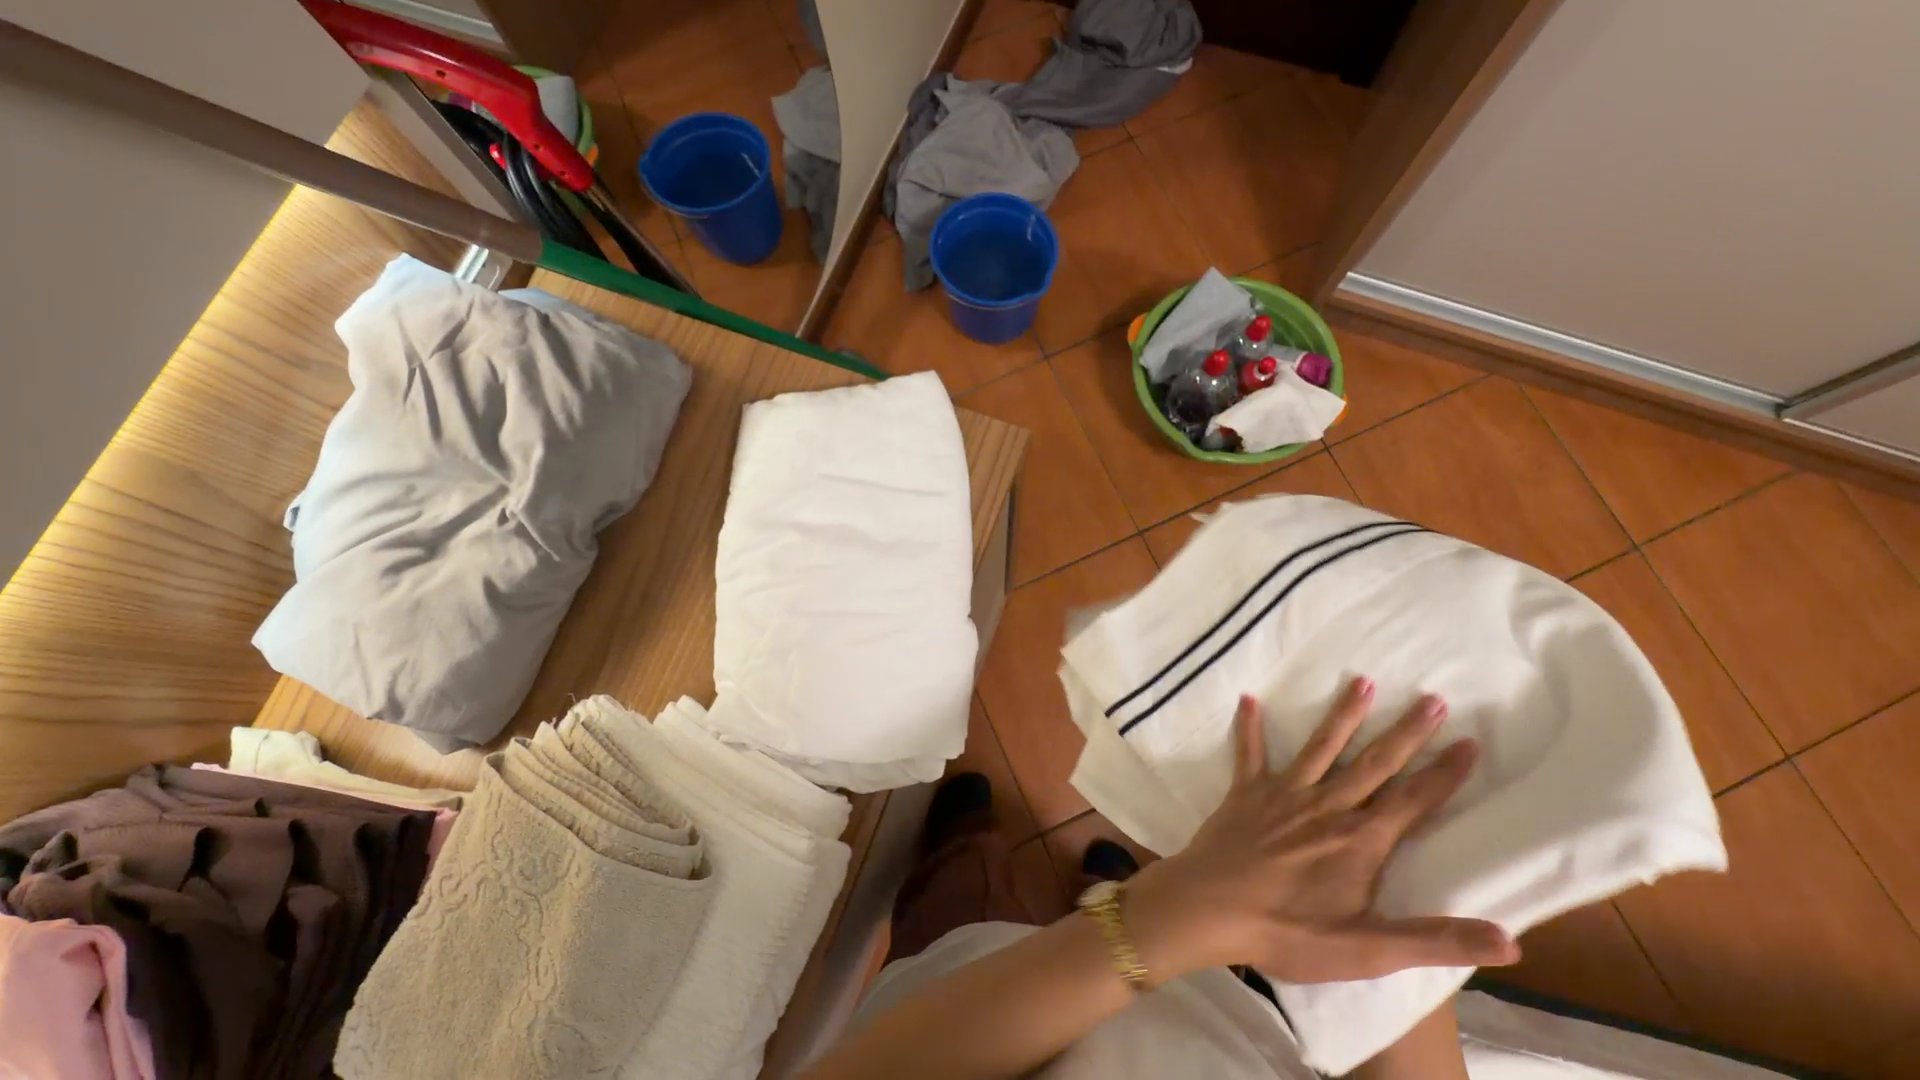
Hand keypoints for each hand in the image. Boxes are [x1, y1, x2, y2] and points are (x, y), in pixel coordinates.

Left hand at [1120, 678, 1520, 984]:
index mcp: (1360, 839)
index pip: (1415, 801)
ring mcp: (1283, 794)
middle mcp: (1326, 806)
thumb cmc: (1287, 932)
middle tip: (1432, 698)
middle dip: (1407, 732)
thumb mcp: (1369, 950)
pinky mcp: (1244, 794)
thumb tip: (1510, 943)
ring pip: (1320, 746)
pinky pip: (1249, 754)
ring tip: (1362, 682)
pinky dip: (1249, 728)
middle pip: (1375, 763)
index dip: (1445, 774)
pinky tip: (1249, 698)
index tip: (1469, 741)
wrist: (1207, 910)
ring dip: (1343, 714)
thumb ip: (1437, 940)